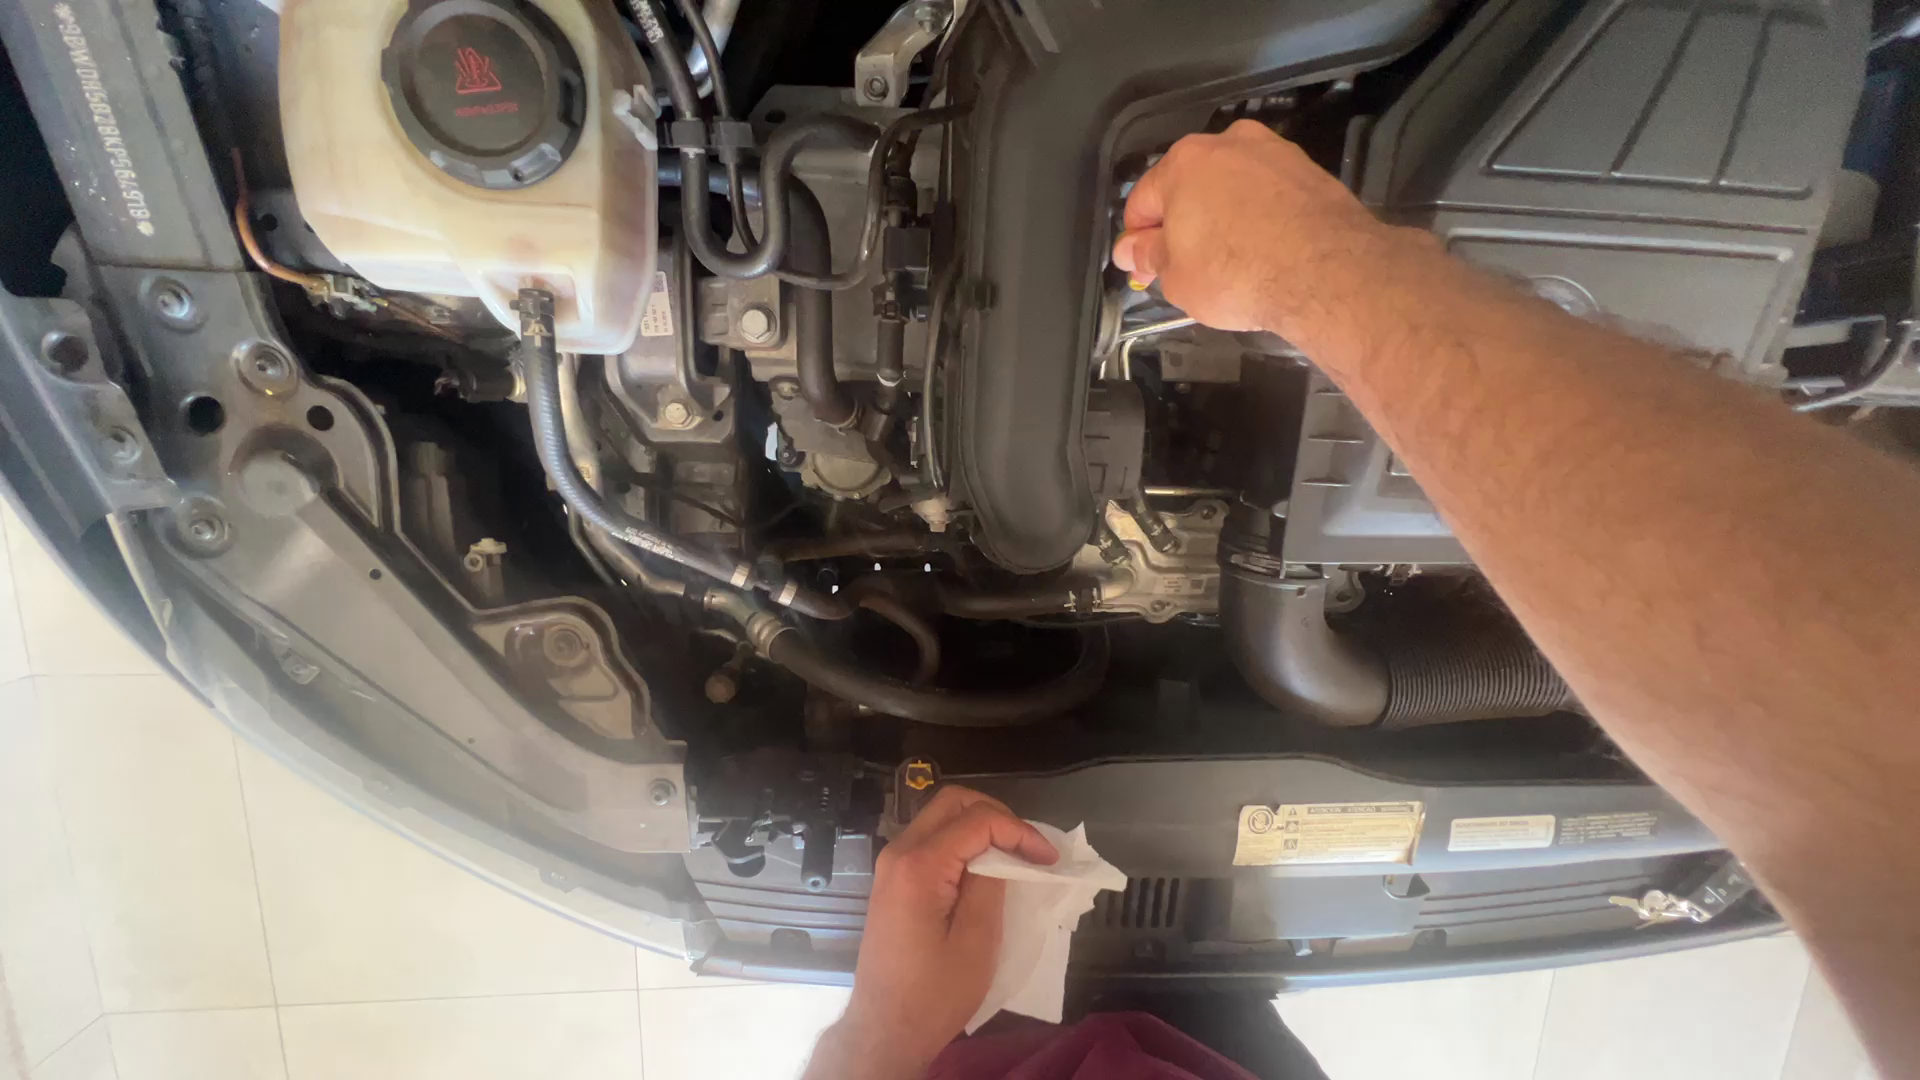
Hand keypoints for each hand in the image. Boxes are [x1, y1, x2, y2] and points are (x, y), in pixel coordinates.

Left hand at [804, 786, 1056, 1079]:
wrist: (883, 1030)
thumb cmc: (933, 995)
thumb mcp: (976, 942)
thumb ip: (991, 883)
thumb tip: (1003, 853)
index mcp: (919, 864)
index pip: (977, 819)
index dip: (1019, 831)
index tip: (1049, 858)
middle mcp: (899, 851)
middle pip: (953, 801)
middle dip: (998, 815)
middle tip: (1029, 847)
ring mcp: (892, 863)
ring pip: (941, 815)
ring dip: (979, 823)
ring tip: (1014, 853)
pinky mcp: (893, 877)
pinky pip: (931, 837)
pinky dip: (962, 839)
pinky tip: (985, 865)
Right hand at [1112, 119, 1404, 339]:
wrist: (1322, 272)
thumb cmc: (1234, 274)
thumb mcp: (1174, 277)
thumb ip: (1148, 257)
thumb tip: (1131, 249)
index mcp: (1182, 163)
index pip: (1142, 202)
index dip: (1136, 241)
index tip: (1143, 269)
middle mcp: (1227, 143)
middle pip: (1187, 188)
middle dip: (1180, 226)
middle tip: (1183, 270)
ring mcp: (1272, 152)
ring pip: (1229, 189)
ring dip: (1219, 220)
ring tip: (1227, 264)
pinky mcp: (1307, 170)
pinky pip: (1265, 195)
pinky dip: (1256, 219)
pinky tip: (1260, 253)